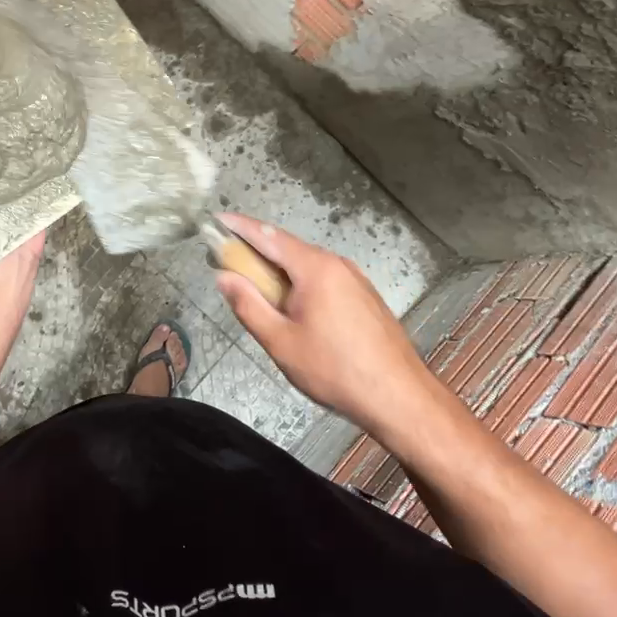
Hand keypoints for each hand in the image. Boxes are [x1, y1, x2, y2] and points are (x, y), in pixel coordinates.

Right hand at [213, 213, 430, 431]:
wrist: (399, 397)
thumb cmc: (334, 369)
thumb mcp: (280, 341)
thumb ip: (249, 305)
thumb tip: (224, 277)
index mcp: (315, 268)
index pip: (269, 236)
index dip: (240, 226)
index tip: (217, 220)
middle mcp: (337, 265)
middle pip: (289, 249)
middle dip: (257, 252)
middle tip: (228, 265)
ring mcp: (356, 280)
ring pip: (308, 267)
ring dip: (280, 272)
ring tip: (258, 293)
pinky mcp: (366, 298)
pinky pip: (324, 280)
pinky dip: (301, 284)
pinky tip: (294, 309)